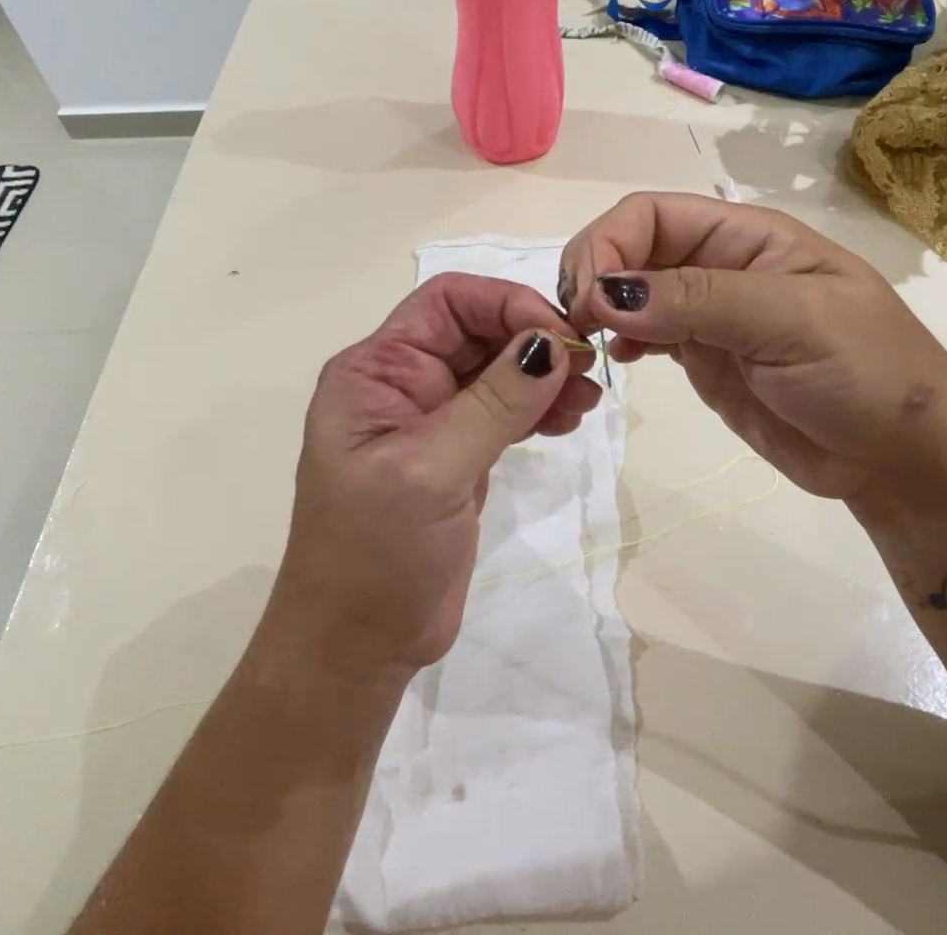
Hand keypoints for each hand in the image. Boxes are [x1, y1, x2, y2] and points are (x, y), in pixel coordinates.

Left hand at [267, 273, 600, 683]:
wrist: (357, 643)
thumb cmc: (376, 554)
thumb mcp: (431, 471)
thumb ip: (492, 403)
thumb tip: (550, 342)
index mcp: (374, 372)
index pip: (446, 303)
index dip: (507, 304)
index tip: (561, 337)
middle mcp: (399, 386)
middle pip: (477, 333)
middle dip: (534, 342)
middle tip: (589, 370)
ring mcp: (431, 424)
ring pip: (497, 373)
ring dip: (544, 375)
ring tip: (588, 399)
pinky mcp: (457, 459)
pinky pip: (503, 413)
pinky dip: (538, 408)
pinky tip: (570, 418)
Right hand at [559, 192, 946, 500]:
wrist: (899, 457)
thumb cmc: (867, 374)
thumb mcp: (794, 322)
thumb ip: (700, 300)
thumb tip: (605, 293)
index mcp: (748, 236)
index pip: (652, 214)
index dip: (609, 244)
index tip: (588, 298)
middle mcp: (722, 266)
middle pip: (633, 248)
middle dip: (595, 274)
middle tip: (577, 324)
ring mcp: (710, 316)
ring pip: (632, 292)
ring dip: (599, 308)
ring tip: (585, 342)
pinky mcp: (704, 360)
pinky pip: (646, 335)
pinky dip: (620, 340)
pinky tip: (615, 357)